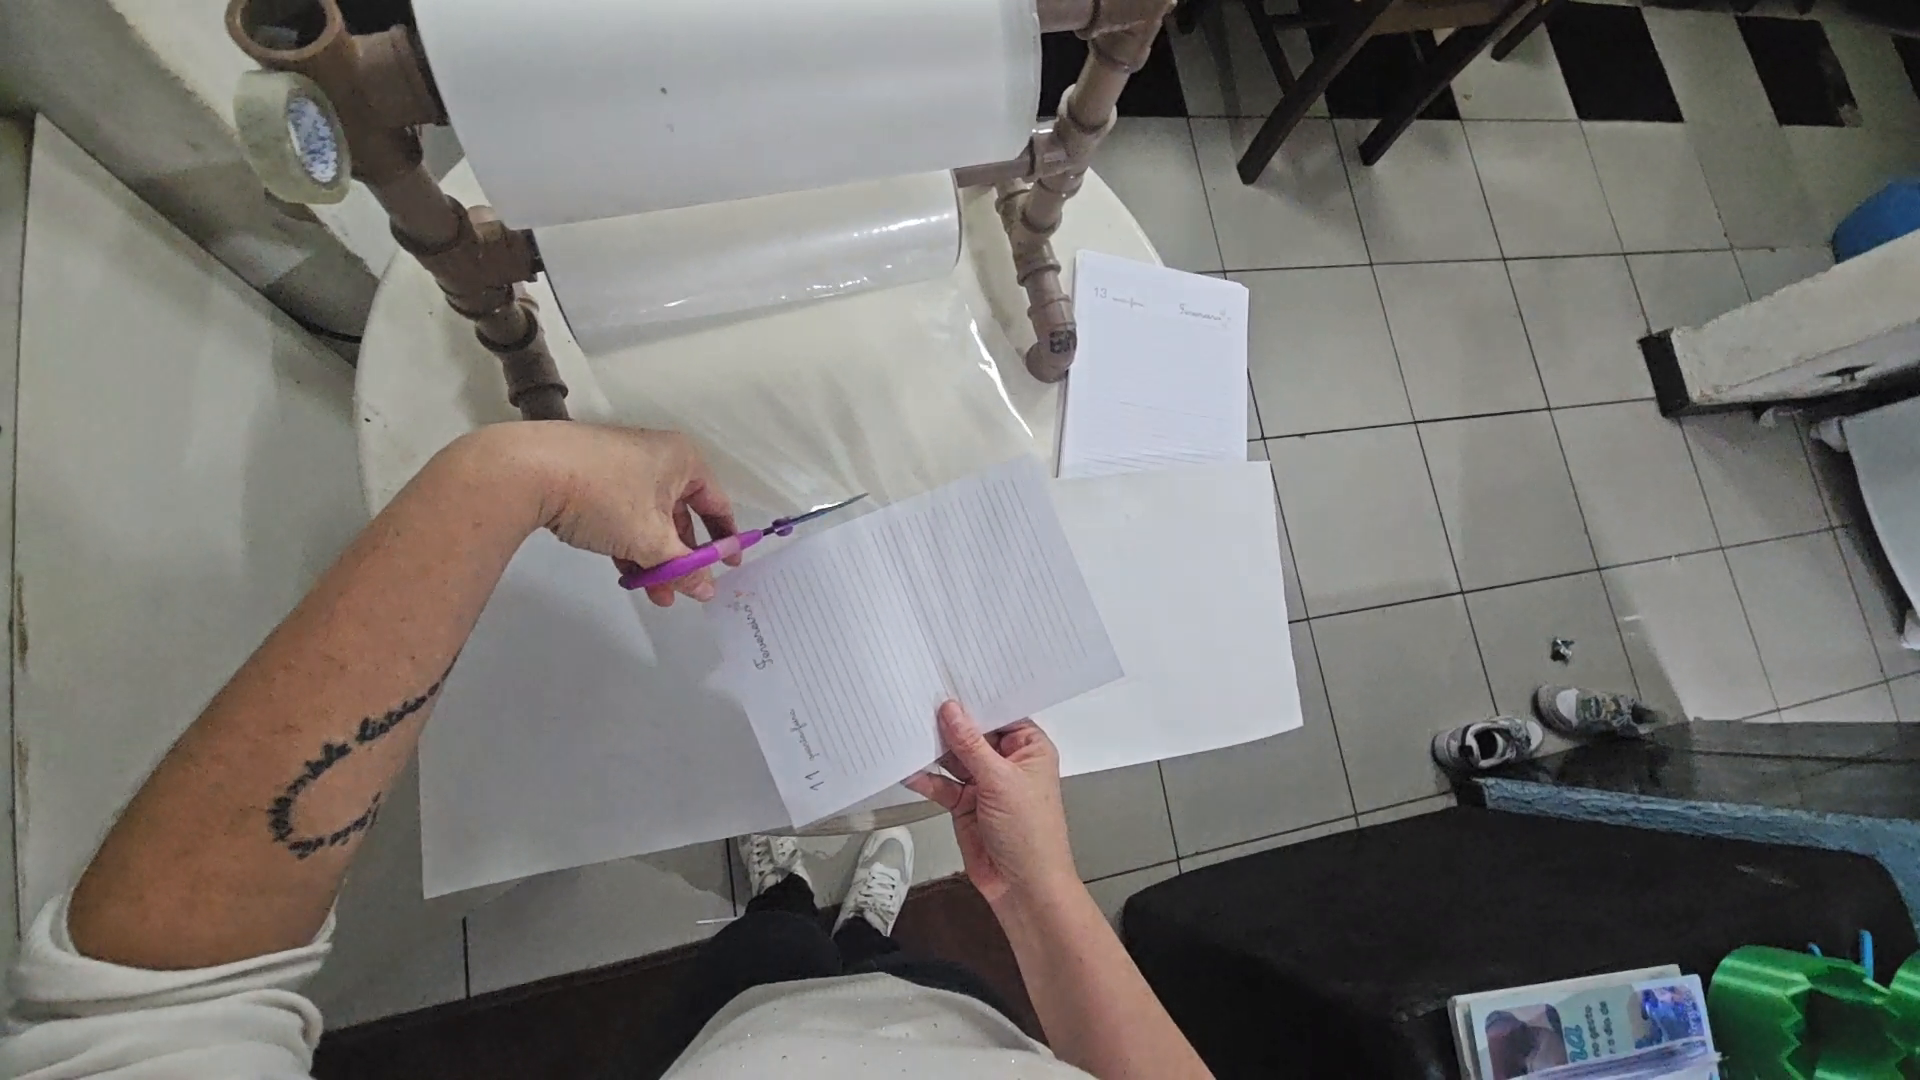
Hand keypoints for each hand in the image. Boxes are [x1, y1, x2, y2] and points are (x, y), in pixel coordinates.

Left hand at [461, 421, 736, 606]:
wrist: (523, 470)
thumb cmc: (604, 496)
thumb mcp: (651, 540)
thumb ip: (685, 567)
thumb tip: (707, 590)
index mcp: (683, 460)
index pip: (716, 504)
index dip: (726, 539)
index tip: (729, 568)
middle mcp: (657, 457)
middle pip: (681, 516)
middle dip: (681, 558)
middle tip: (683, 589)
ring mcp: (621, 466)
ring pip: (649, 520)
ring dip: (654, 558)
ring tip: (652, 592)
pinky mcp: (591, 477)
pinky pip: (623, 515)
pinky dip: (629, 544)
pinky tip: (626, 573)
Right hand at [905, 701, 1079, 910]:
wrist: (1023, 888)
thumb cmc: (1031, 833)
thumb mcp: (1000, 780)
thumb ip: (971, 745)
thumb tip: (951, 710)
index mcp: (1029, 748)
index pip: (999, 714)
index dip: (975, 701)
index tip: (948, 682)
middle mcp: (1008, 761)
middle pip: (973, 734)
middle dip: (949, 724)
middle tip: (920, 701)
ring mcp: (985, 783)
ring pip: (954, 758)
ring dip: (934, 750)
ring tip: (909, 729)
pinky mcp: (965, 804)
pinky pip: (942, 784)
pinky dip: (926, 778)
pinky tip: (909, 769)